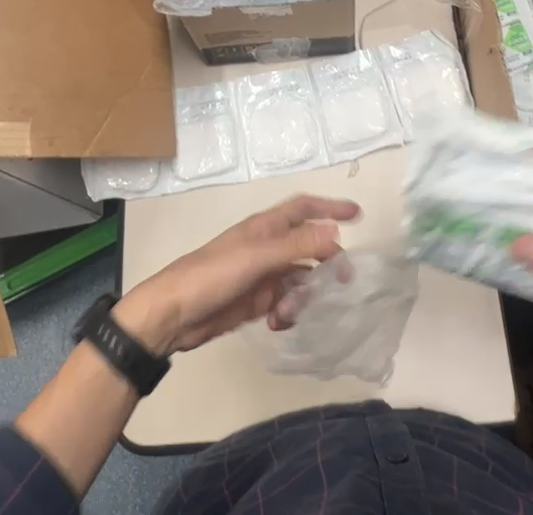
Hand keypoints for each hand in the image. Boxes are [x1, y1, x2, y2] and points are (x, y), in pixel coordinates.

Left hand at [115, 195, 359, 355]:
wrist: (174, 315)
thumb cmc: (212, 275)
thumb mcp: (257, 257)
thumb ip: (296, 244)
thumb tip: (335, 231)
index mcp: (265, 228)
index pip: (304, 209)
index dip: (330, 208)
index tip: (357, 215)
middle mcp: (267, 247)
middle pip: (309, 248)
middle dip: (325, 263)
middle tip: (341, 282)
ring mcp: (262, 276)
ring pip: (300, 279)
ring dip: (303, 295)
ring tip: (290, 312)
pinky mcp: (256, 302)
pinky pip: (285, 303)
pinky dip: (288, 313)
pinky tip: (277, 324)